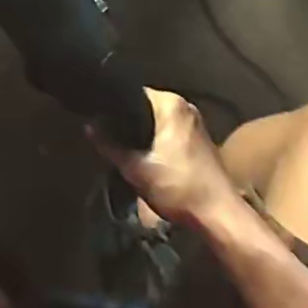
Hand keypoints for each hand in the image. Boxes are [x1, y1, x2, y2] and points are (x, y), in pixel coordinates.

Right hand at [89, 88, 239, 228]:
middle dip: (130, 122)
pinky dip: (159, 139)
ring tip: (126, 149)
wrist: (218, 213)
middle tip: (111, 139)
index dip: (115, 107)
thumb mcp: (136, 169)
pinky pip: (171, 129)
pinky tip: (149, 157)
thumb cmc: (177, 187)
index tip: (101, 121)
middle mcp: (185, 105)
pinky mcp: (200, 137)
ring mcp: (195, 121)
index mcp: (170, 104)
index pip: (134, 93)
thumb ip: (111, 145)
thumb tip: (90, 126)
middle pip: (147, 107)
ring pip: (159, 120)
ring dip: (145, 133)